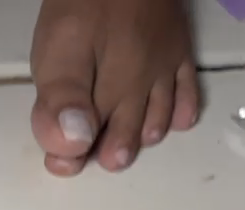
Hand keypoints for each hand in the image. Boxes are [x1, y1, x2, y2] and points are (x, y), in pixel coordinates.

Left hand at [30, 0, 199, 174]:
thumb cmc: (81, 7)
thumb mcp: (57, 58)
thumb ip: (61, 104)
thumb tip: (76, 147)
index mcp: (109, 96)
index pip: (88, 146)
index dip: (71, 159)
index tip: (59, 159)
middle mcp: (143, 88)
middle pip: (126, 137)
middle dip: (108, 151)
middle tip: (98, 152)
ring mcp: (165, 68)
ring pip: (158, 119)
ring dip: (143, 134)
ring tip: (132, 137)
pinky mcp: (179, 47)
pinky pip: (188, 87)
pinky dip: (181, 108)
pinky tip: (175, 120)